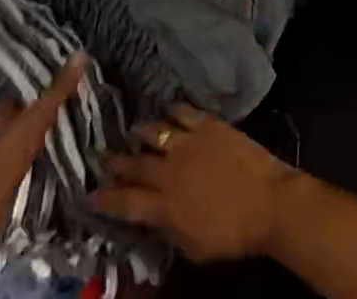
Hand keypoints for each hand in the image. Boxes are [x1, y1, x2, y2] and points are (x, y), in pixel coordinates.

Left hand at [0, 56, 86, 221]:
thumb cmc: (1, 163)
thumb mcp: (34, 120)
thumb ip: (57, 91)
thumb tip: (81, 54)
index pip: (21, 93)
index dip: (42, 83)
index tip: (70, 77)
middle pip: (24, 116)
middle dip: (47, 109)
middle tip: (80, 99)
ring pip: (27, 138)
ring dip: (47, 133)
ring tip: (78, 122)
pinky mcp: (5, 183)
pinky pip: (30, 159)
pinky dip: (45, 154)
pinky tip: (62, 152)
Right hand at [90, 104, 303, 262]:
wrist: (269, 202)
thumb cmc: (233, 234)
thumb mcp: (192, 247)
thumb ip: (168, 230)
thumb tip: (154, 219)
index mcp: (162, 206)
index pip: (123, 202)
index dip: (103, 199)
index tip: (88, 195)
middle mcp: (169, 171)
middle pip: (134, 164)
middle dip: (115, 161)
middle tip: (102, 155)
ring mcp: (188, 144)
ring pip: (154, 132)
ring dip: (141, 132)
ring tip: (133, 131)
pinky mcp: (209, 125)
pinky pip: (184, 112)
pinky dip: (174, 111)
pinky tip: (169, 110)